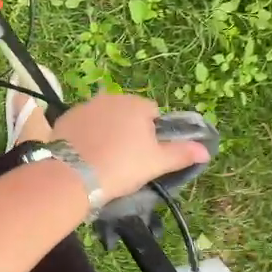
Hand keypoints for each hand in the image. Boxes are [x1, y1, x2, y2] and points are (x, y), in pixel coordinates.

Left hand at [50, 93, 210, 199]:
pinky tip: (86, 154)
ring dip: (107, 130)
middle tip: (127, 157)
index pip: (152, 111)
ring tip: (105, 157)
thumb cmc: (122, 165)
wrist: (74, 173)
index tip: (147, 152)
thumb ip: (181, 153)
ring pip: (104, 116)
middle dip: (129, 128)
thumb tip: (205, 150)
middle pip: (127, 112)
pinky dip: (87, 134)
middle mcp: (109, 98)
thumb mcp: (157, 163)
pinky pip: (84, 124)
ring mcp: (85, 105)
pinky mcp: (66, 117)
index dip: (153, 132)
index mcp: (135, 104)